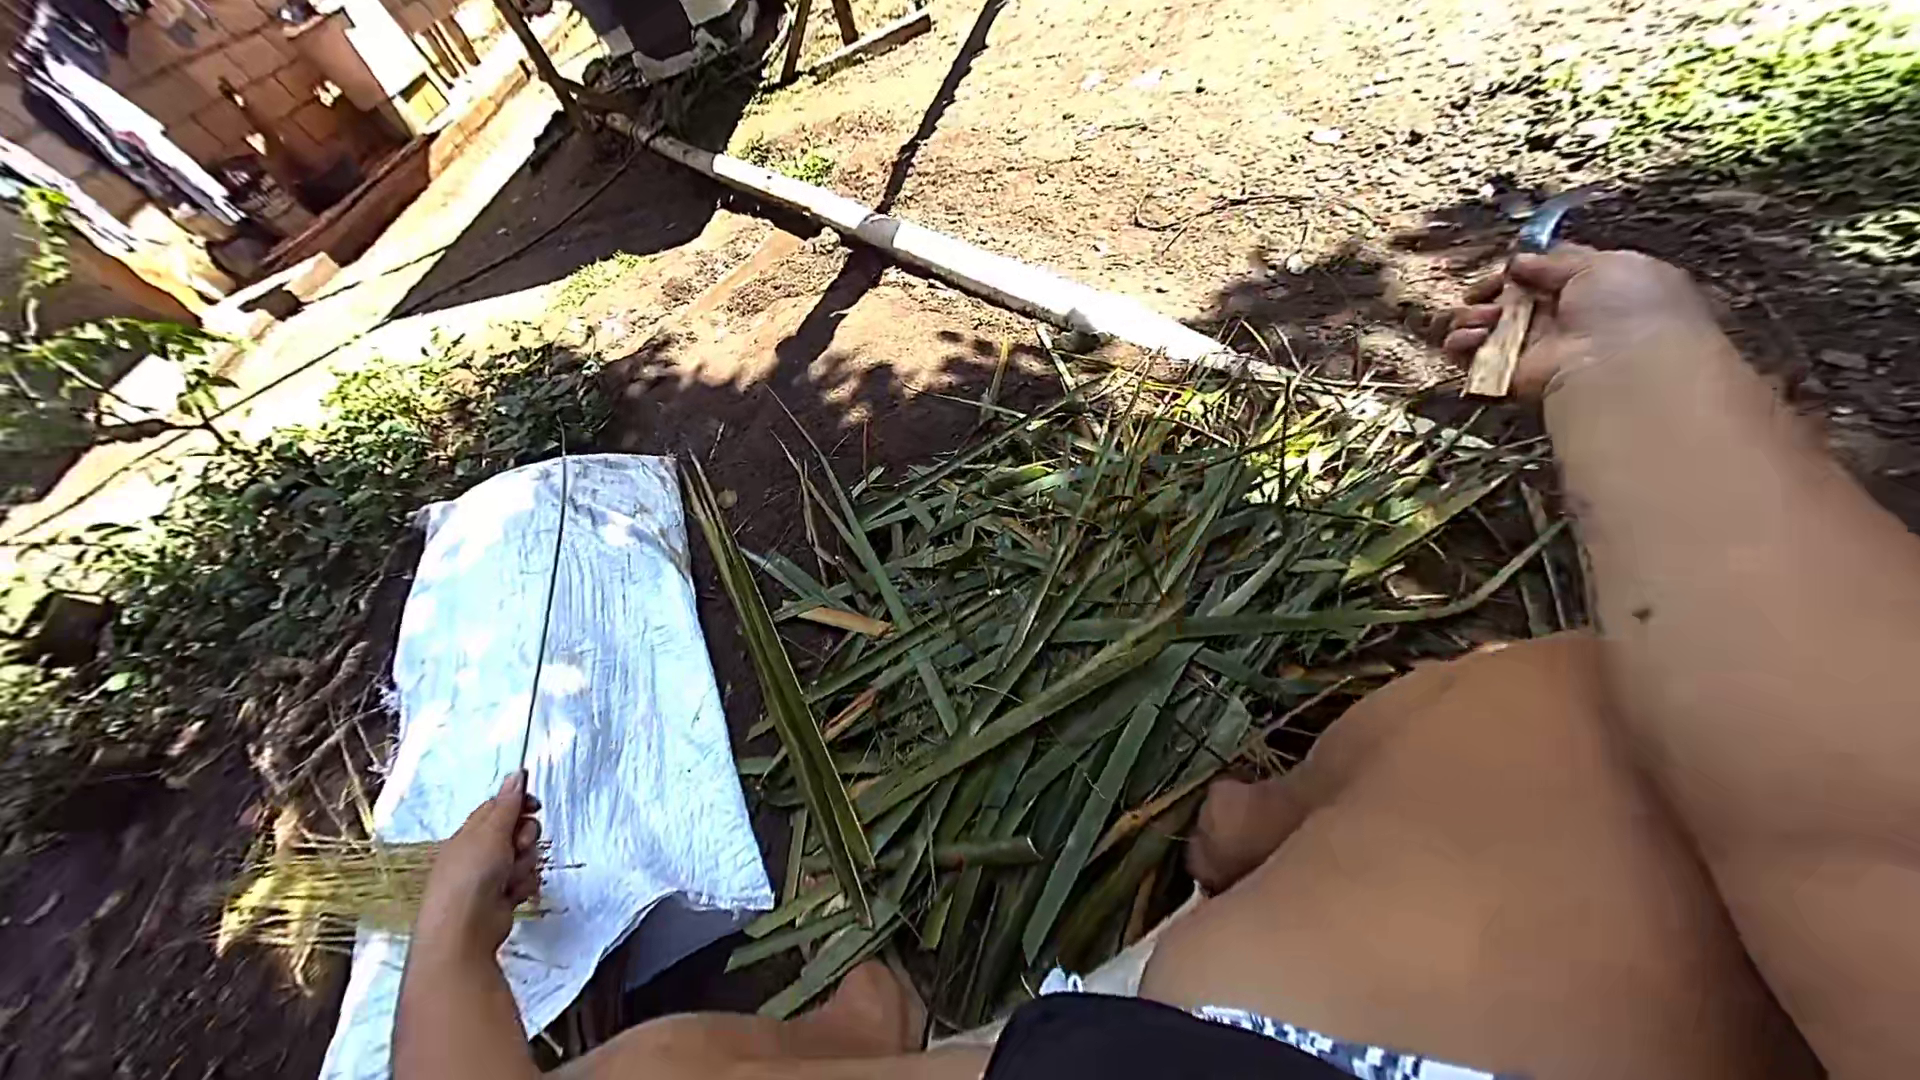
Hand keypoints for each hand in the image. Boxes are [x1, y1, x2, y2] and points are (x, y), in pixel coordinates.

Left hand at [416, 770, 541, 956]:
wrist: (463, 930)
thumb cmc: (471, 875)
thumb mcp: (490, 832)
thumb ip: (507, 803)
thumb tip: (517, 772)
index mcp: (470, 834)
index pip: (500, 807)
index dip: (520, 804)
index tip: (535, 807)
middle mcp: (479, 853)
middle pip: (518, 830)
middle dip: (526, 836)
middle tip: (517, 847)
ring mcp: (490, 876)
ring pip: (526, 855)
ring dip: (525, 864)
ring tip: (510, 878)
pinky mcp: (502, 895)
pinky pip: (525, 878)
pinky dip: (523, 885)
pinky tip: (511, 894)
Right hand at [1432, 244, 1723, 399]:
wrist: (1611, 361)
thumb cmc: (1621, 307)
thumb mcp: (1602, 265)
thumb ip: (1556, 260)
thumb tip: (1517, 261)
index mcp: (1575, 290)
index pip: (1531, 276)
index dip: (1515, 268)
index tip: (1507, 268)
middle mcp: (1543, 318)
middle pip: (1497, 298)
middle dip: (1484, 290)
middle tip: (1485, 291)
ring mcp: (1516, 346)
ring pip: (1473, 323)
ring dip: (1471, 315)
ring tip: (1488, 317)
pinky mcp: (1494, 370)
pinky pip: (1461, 354)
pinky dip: (1459, 342)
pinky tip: (1476, 336)